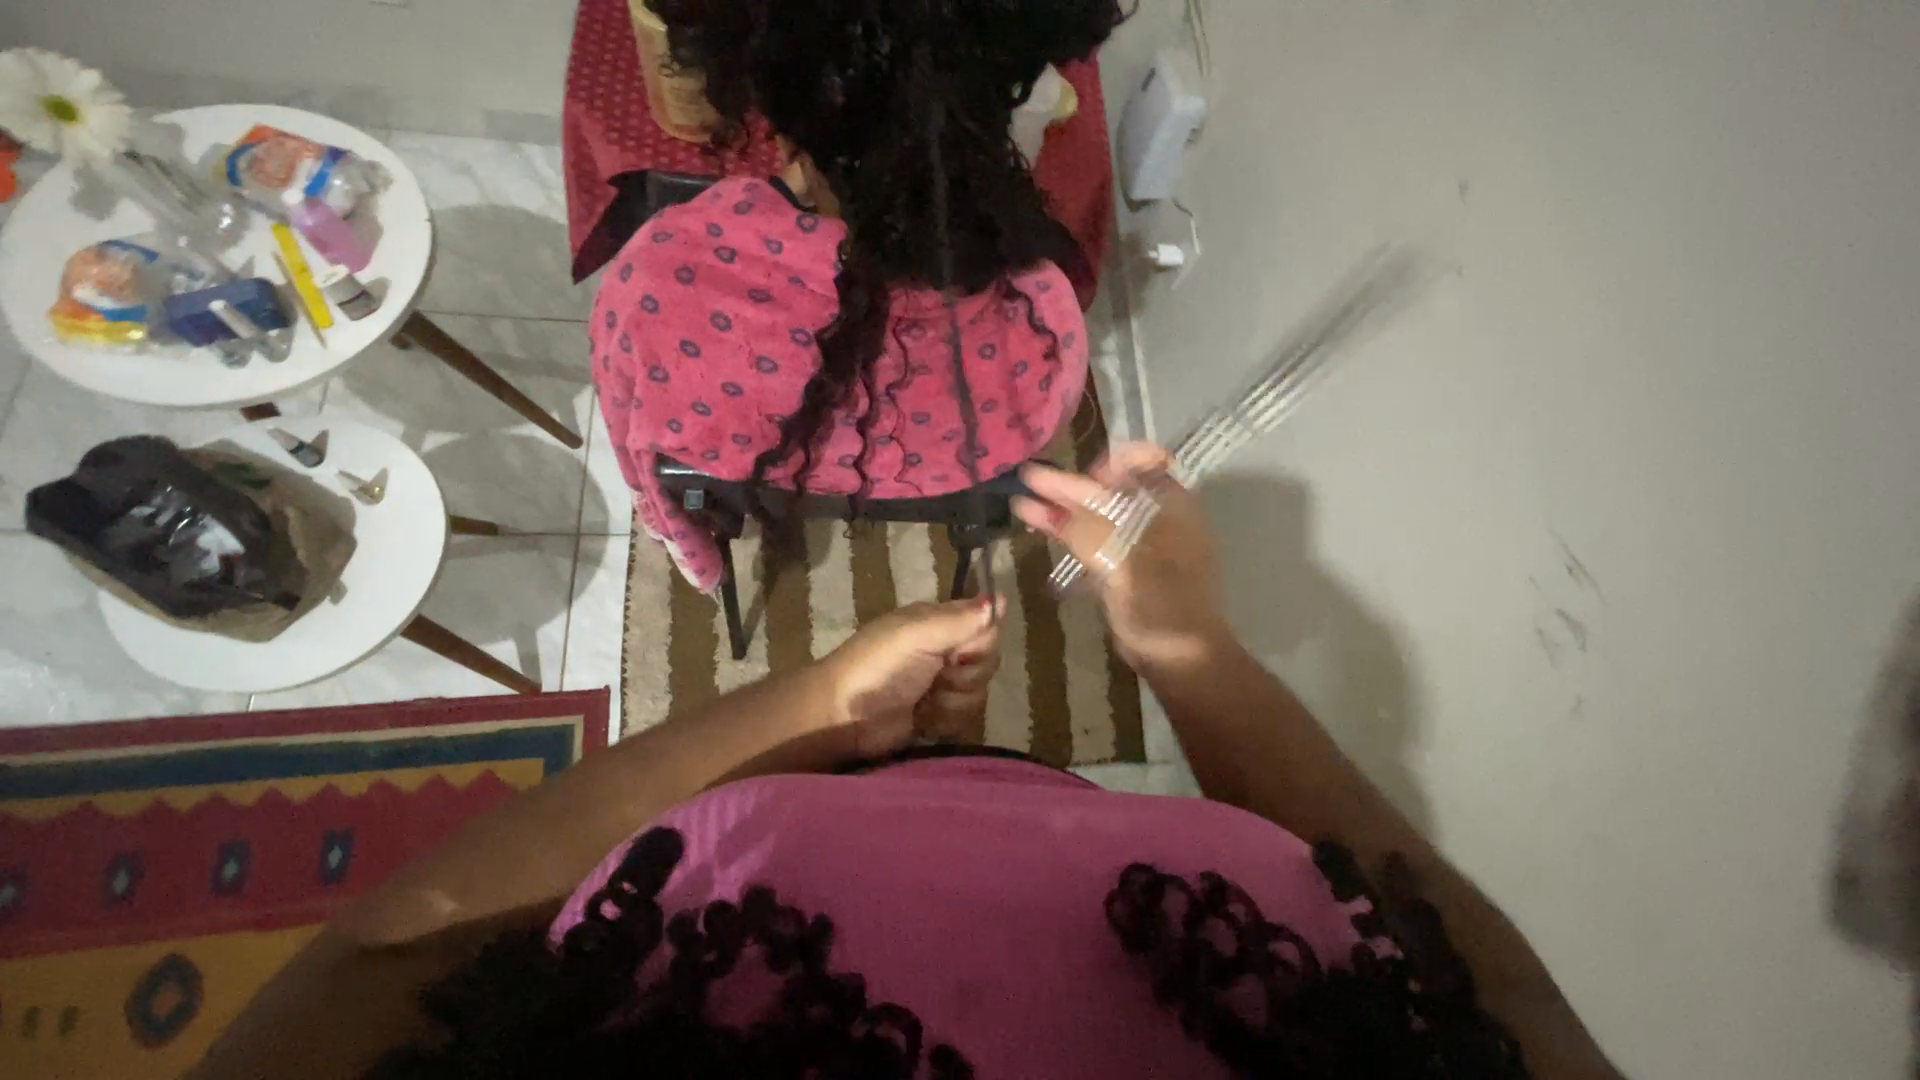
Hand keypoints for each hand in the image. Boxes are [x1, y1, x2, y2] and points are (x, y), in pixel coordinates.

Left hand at [821, 597, 1003, 758]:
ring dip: (953, 702)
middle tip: (939, 676)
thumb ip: (958, 620)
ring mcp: (943, 685)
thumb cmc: (877, 667)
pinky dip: (945, 721)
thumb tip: (999, 599)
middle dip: (967, 675)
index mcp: (939, 623)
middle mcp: (945, 650)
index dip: (981, 642)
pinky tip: (924, 720)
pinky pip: (965, 719)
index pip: (986, 626)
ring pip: (978, 693)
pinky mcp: (939, 716)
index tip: (960, 651)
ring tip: (925, 702)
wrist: (843, 717)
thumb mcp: (915, 635)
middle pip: (987, 662)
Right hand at [1013, 443, 1229, 670]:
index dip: (1112, 463)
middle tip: (1030, 475)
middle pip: (1109, 491)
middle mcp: (1155, 518)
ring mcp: (1136, 543)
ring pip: (1095, 515)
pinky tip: (1036, 521)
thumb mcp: (1127, 566)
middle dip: (1071, 484)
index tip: (1083, 474)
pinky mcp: (1120, 567)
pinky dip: (1065, 530)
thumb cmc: (1165, 609)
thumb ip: (1092, 533)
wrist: (1181, 662)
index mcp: (1171, 508)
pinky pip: (1090, 539)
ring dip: (1060, 506)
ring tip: (1020, 498)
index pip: (1145, 464)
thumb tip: (1058, 512)